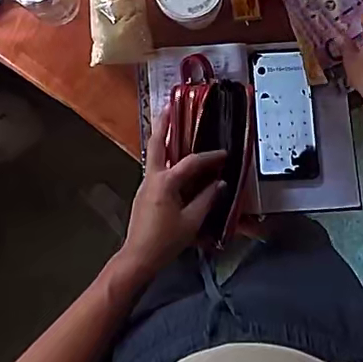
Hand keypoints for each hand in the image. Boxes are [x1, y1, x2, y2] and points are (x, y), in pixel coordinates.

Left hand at [115, 107, 225, 277]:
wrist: (138, 256)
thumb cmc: (165, 241)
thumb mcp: (192, 222)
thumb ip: (206, 200)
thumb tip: (220, 185)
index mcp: (165, 182)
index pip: (190, 162)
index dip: (209, 157)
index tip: (224, 154)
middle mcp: (152, 178)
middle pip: (157, 144)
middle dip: (164, 124)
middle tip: (170, 106)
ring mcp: (145, 184)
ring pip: (154, 154)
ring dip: (162, 138)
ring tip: (171, 125)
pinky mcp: (145, 193)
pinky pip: (156, 168)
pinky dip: (165, 158)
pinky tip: (174, 160)